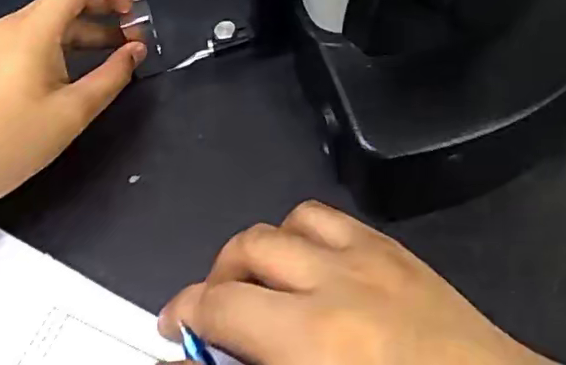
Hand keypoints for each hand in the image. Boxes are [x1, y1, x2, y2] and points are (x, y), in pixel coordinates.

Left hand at [0, 0, 147, 220]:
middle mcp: (11, 25)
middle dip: (105, 12)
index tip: (131, 19)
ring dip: (85, 31)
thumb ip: (112, 75)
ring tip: (110, 59)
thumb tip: (136, 50)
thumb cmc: (8, 143)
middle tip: (130, 41)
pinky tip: (71, 75)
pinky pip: (31, 37)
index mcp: (33, 28)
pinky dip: (60, 44)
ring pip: (50, 20)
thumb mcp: (72, 113)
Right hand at [159, 201, 549, 364]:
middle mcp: (334, 280)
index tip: (172, 324)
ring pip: (291, 220)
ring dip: (265, 247)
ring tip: (262, 280)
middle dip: (218, 274)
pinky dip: (307, 233)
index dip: (185, 311)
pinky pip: (334, 217)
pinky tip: (311, 262)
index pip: (224, 308)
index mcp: (313, 338)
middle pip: (250, 247)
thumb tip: (221, 349)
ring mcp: (367, 254)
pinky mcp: (393, 247)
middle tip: (213, 308)